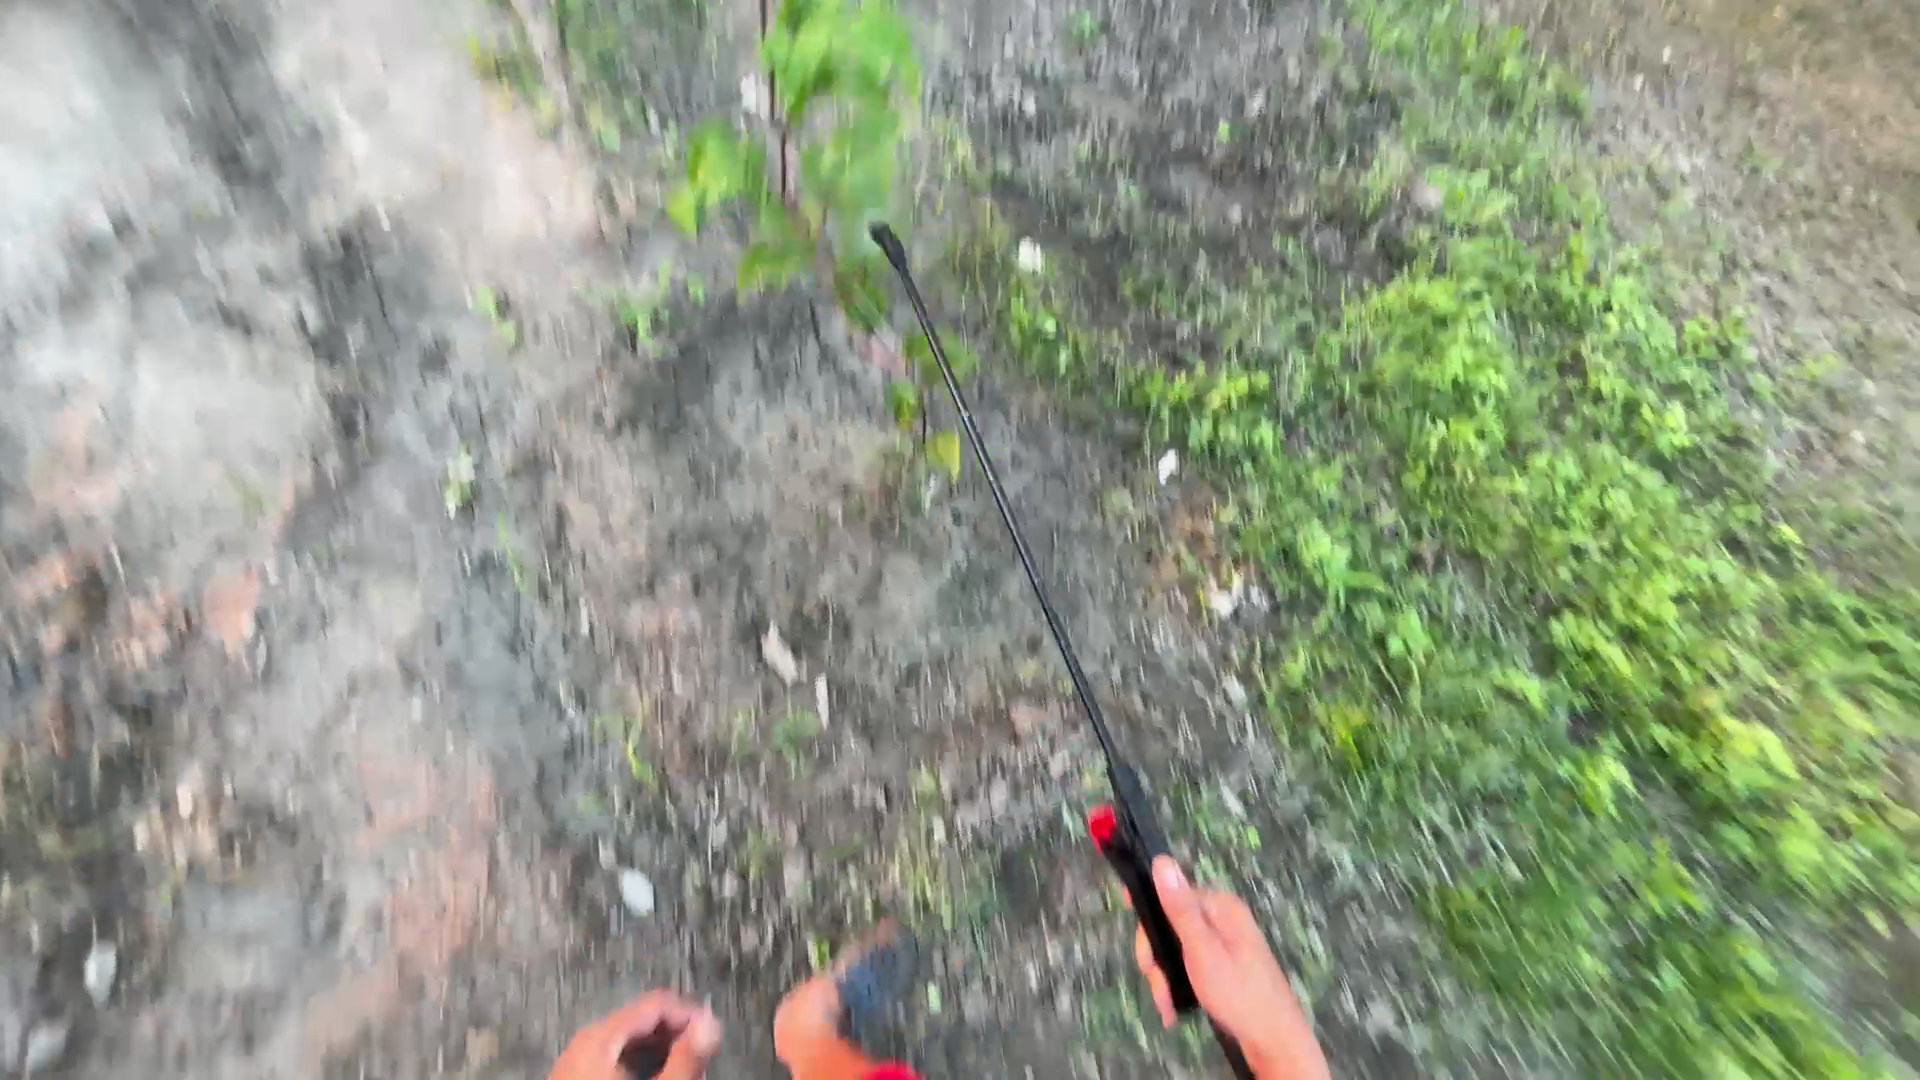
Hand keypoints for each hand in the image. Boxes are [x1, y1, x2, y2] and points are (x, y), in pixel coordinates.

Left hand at [549, 991, 722, 1079]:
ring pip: (630, 1042)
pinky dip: (640, 1066)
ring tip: (681, 1074)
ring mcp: (576, 1063)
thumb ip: (687, 1059)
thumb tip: (713, 1022)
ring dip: (661, 1053)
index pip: (657, 1003)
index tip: (713, 1037)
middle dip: (676, 1037)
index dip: (690, 1015)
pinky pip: (615, 1060)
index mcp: (601, 1037)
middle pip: (643, 1021)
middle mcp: (586, 1042)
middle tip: (700, 1062)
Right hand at [1132, 857, 1329, 1079]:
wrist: (1276, 1044)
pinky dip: (1178, 981)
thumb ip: (1180, 908)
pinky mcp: (1223, 964)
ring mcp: (1224, 942)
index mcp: (1220, 906)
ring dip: (1164, 974)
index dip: (1149, 920)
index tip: (1141, 948)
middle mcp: (1222, 918)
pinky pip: (1189, 962)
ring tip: (1165, 1003)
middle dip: (1157, 956)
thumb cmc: (1238, 993)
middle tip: (1156, 984)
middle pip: (1171, 923)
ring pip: (1177, 946)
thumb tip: (1161, 860)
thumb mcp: (1203, 949)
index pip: (1170, 896)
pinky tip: (1173, 1004)